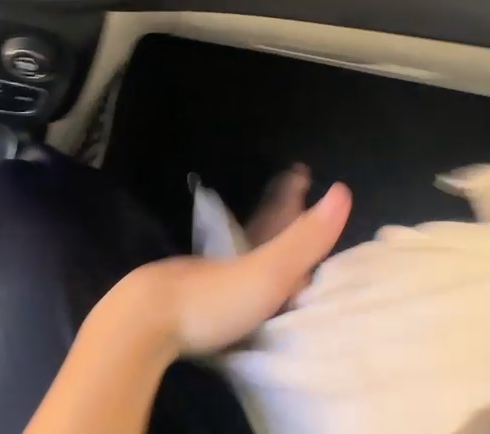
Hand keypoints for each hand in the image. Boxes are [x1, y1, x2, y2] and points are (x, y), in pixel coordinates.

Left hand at [121, 176, 351, 356]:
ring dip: (250, 249)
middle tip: (289, 205)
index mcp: (247, 248)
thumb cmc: (212, 297)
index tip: (300, 169)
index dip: (289, 194)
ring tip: (262, 246)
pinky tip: (228, 288)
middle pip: (254, 233)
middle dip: (274, 219)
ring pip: (233, 256)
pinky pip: (219, 284)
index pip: (274, 214)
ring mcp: (202, 278)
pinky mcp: (187, 304)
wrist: (146, 320)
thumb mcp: (267, 271)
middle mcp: (225, 256)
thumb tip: (343, 191)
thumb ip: (302, 240)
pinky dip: (231, 279)